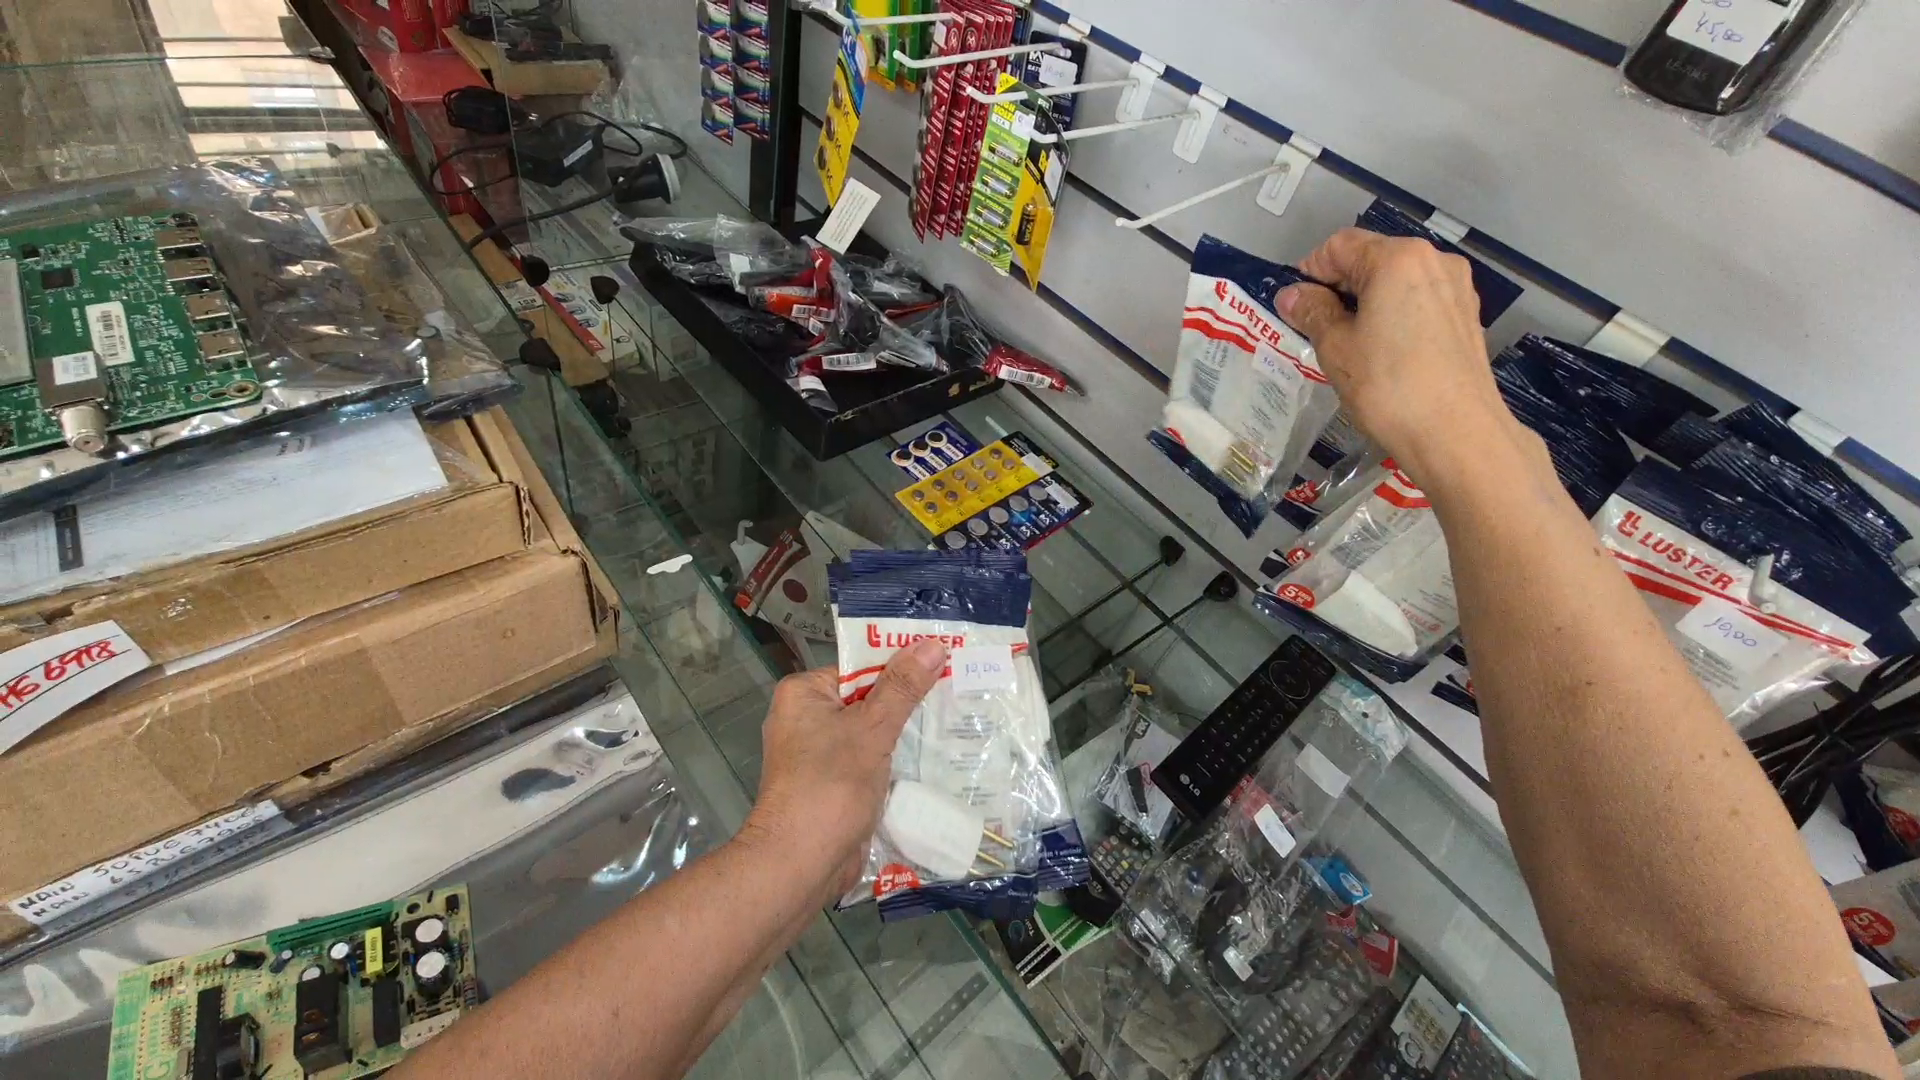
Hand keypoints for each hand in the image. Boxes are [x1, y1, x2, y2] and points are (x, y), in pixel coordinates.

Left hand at [745, 640, 947, 896]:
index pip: (859, 666)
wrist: (800, 864)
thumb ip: (902, 687)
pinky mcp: (835, 785)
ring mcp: (820, 755)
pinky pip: (871, 760)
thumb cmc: (830, 785)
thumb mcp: (871, 729)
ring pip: (872, 732)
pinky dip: (897, 760)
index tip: (944, 658)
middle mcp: (807, 719)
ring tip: (959, 716)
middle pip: (867, 698)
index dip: (901, 663)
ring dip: (907, 732)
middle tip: (960, 685)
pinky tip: (938, 756)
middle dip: (909, 699)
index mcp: (804, 694)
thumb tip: (932, 643)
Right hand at [1276, 229, 1516, 480]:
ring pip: (1396, 282)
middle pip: (1371, 259)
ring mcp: (1456, 289)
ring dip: (1365, 303)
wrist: (1455, 432)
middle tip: (1316, 329)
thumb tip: (1292, 294)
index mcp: (1397, 259)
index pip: (1339, 246)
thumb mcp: (1336, 347)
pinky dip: (1392, 317)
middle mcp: (1433, 261)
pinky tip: (1382, 353)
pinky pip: (1417, 303)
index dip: (1309, 273)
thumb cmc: (1387, 386)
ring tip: (1349, 344)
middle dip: (1338, 288)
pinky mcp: (1466, 317)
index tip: (1295, 308)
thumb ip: (1313, 312)